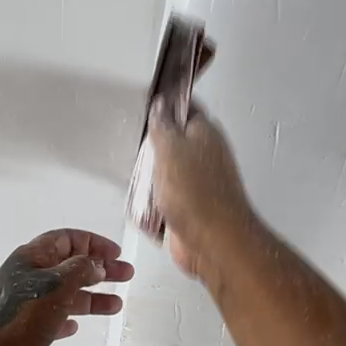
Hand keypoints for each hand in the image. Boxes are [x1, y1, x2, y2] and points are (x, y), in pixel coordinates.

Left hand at [0, 229, 134, 345]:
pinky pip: (53, 317)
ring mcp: (27, 302)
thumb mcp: (58, 285)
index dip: (94, 243)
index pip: (68, 239)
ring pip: (66, 293)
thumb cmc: (24, 316)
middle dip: (100, 269)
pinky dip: (69, 317)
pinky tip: (78, 325)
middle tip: (126, 275)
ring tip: (116, 305)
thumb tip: (96, 265)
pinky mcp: (26, 328)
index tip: (117, 254)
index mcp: (32, 257)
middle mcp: (29, 276)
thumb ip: (81, 270)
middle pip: (71, 265)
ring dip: (92, 296)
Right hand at [147, 100, 259, 283]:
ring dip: (151, 174)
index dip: (166, 105)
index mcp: (205, 134)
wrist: (212, 241)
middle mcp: (205, 156)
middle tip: (135, 142)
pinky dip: (154, 199)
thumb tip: (160, 104)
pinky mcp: (189, 207)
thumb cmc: (196, 192)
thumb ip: (163, 125)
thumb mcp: (171, 148)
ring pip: (168, 170)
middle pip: (174, 141)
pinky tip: (141, 198)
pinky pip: (166, 197)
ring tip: (134, 171)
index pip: (186, 109)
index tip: (145, 106)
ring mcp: (198, 183)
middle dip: (154, 144)